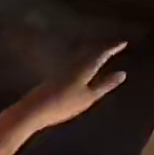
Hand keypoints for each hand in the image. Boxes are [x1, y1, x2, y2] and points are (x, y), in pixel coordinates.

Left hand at [9, 42, 128, 132]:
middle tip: (112, 46)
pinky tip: (79, 66)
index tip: (123, 43)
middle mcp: (73, 65)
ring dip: (91, 53)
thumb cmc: (63, 104)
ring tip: (98, 53)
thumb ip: (105, 85)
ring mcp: (61, 70)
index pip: (101, 54)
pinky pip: (72, 63)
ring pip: (80, 56)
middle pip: (90, 52)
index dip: (113, 48)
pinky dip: (81, 60)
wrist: (30, 112)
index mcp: (84, 68)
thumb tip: (123, 73)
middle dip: (102, 48)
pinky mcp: (52, 78)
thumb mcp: (89, 97)